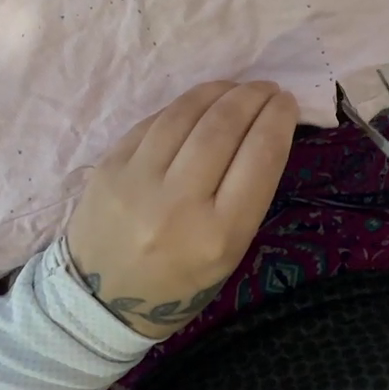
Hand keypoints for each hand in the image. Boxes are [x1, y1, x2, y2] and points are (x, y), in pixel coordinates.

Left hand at [66, 81, 297, 339]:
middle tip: (267, 88)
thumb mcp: (229, 251)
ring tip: (237, 88)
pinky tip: (200, 102)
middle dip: (253, 98)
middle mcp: (178, 206)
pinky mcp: (109, 167)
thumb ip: (247, 193)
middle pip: (224, 128)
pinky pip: (155, 121)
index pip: (260, 157)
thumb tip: (264, 129)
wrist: (100, 302)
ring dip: (220, 92)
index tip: (287, 102)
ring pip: (186, 114)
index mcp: (219, 236)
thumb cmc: (180, 282)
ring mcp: (138, 182)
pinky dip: (184, 106)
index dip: (278, 120)